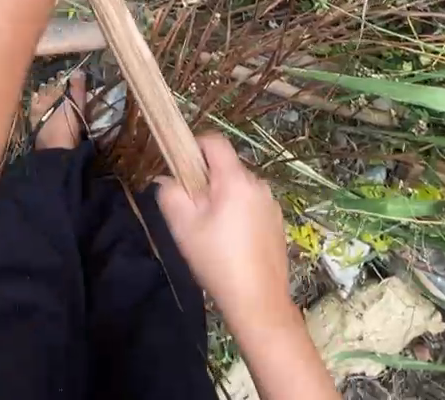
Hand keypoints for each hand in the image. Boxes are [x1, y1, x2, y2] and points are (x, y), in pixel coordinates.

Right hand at [155, 134, 294, 331]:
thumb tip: (166, 178)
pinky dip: (239, 212)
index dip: (194, 146)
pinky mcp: (278, 222)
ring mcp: (271, 204)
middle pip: (225, 166)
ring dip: (223, 197)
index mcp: (235, 179)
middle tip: (193, 208)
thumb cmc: (218, 261)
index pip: (214, 141)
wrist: (259, 304)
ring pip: (238, 187)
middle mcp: (257, 184)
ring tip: (212, 230)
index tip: (181, 167)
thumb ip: (169, 193)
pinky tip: (232, 242)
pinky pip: (252, 204)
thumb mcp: (183, 227)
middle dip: (206, 179)